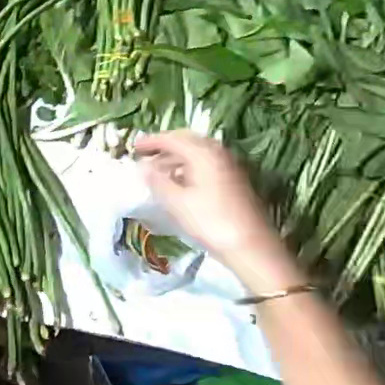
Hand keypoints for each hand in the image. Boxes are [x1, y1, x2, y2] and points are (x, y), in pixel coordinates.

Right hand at [132, 130, 304, 295]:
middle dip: (165, 145)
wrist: (251, 246)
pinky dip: (189, 165)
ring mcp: (229, 165)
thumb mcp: (177, 203)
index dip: (151, 141)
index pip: (172, 139)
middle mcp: (218, 153)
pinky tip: (179, 180)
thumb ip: (157, 181)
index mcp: (203, 154)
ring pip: (198, 151)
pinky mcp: (234, 179)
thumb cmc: (210, 222)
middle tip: (146, 154)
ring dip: (176, 156)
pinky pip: (206, 162)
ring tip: (158, 169)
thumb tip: (143, 167)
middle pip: (187, 140)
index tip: (133, 147)